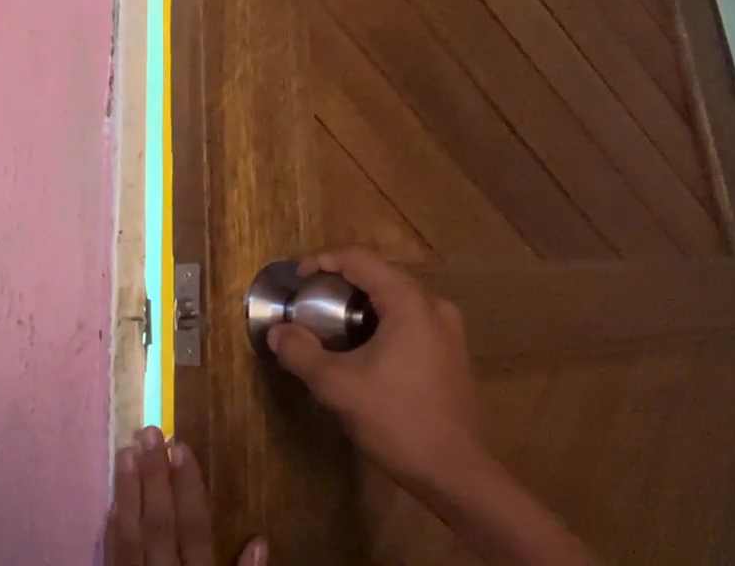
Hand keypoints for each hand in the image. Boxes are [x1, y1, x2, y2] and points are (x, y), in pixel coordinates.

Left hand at [108, 425, 267, 565]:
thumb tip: (261, 540)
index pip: (195, 527)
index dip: (188, 487)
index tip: (180, 446)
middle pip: (161, 524)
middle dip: (155, 477)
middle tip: (148, 433)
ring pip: (132, 535)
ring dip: (129, 492)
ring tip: (126, 451)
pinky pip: (113, 559)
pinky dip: (112, 532)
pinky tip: (113, 502)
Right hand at [267, 249, 487, 494]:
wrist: (458, 474)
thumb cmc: (398, 421)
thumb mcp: (339, 388)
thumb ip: (302, 354)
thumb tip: (277, 332)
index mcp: (408, 302)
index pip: (360, 260)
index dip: (323, 260)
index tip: (298, 278)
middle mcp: (433, 306)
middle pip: (380, 276)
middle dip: (342, 284)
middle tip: (312, 304)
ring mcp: (449, 330)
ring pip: (397, 301)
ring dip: (363, 306)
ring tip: (334, 328)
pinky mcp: (453, 354)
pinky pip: (411, 322)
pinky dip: (383, 324)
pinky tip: (366, 353)